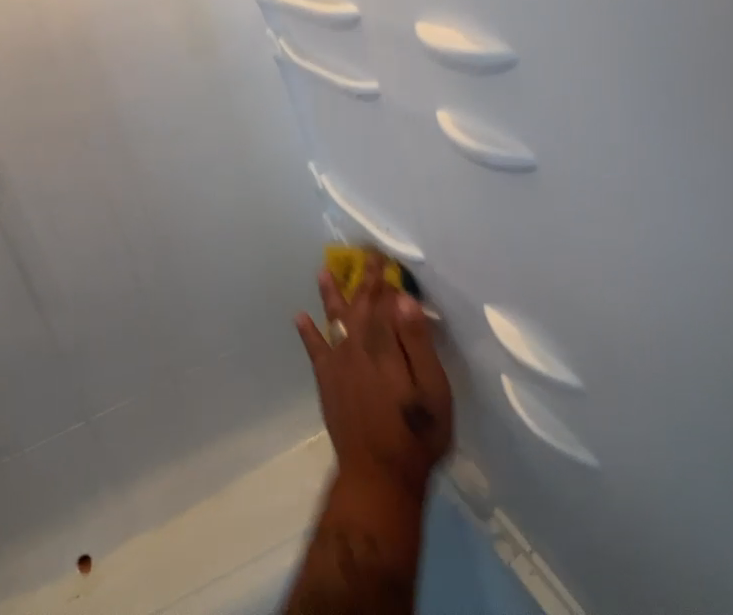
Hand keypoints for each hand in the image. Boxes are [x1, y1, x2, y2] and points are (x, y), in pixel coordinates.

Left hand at [294, 251, 453, 497]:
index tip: (385, 259)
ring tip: (324, 271)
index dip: (384, 281)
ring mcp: (338, 366)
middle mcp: (357, 349)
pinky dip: (307, 332)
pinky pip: (315, 350)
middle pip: (359, 307)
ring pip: (334, 321)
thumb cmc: (417, 434)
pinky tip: (300, 317)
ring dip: (331, 295)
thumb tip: (403, 299)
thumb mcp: (432, 388)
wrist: (379, 475)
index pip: (384, 304)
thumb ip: (417, 343)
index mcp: (385, 347)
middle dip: (363, 281)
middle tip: (366, 257)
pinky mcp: (327, 383)